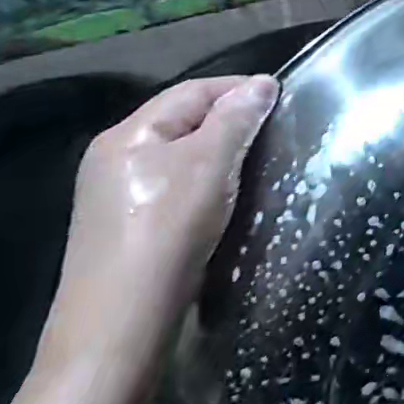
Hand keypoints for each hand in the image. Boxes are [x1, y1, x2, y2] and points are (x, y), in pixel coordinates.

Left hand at [39, 76, 278, 374]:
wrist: (122, 320)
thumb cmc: (167, 229)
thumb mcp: (210, 164)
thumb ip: (236, 119)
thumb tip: (262, 83)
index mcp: (128, 134)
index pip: (192, 91)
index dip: (240, 88)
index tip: (286, 97)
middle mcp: (116, 157)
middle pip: (186, 120)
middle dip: (234, 119)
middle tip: (280, 129)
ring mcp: (120, 194)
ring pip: (184, 153)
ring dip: (225, 151)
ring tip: (264, 159)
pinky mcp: (132, 224)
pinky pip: (178, 183)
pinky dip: (210, 179)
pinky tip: (233, 194)